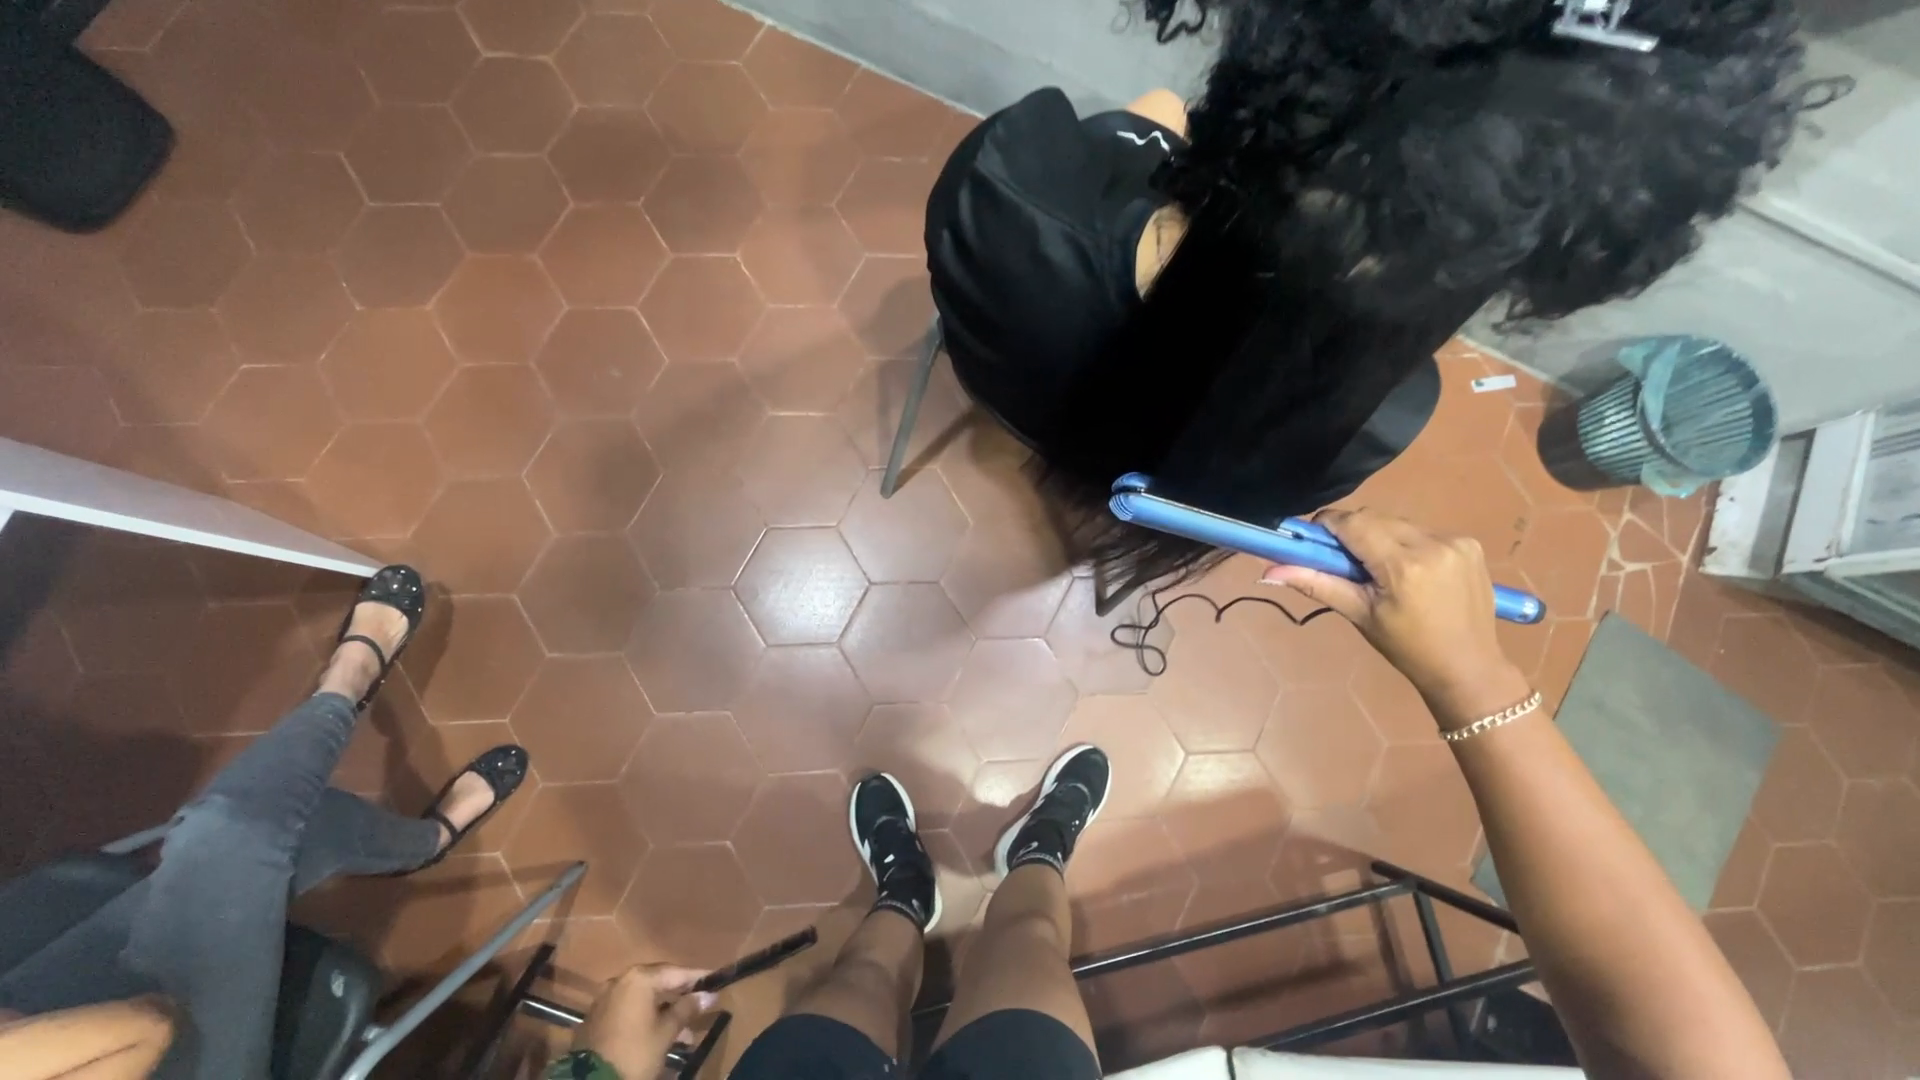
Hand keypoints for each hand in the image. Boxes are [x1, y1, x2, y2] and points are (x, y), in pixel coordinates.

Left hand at [573, 964, 714, 1077]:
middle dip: (680, 997)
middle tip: (700, 1006)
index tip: (715, 981)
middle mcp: (621, 981)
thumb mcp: (666, 1032)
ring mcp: (605, 999)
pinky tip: (659, 1034)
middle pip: (658, 983)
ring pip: (643, 999)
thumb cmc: (635, 1052)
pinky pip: (628, 1010)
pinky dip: (645, 1017)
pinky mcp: (596, 1018)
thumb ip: (687, 1009)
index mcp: (639, 979)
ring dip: (664, 1011)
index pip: (676, 972)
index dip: (697, 978)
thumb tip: (708, 995)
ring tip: (684, 1033)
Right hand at [1261, 508, 1528, 726]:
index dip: (1327, 526)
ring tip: (1377, 570)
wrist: (1468, 666)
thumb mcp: (1358, 614)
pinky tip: (1408, 570)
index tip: (1312, 541)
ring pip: (1397, 522)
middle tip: (1341, 561)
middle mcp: (1433, 544)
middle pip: (1374, 517)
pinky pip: (1422, 531)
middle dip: (1351, 532)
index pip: (1353, 522)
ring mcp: (1456, 541)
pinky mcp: (1470, 544)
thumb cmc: (1406, 647)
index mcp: (1403, 565)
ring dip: (1378, 536)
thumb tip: (1268, 570)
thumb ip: (1315, 584)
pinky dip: (1405, 542)